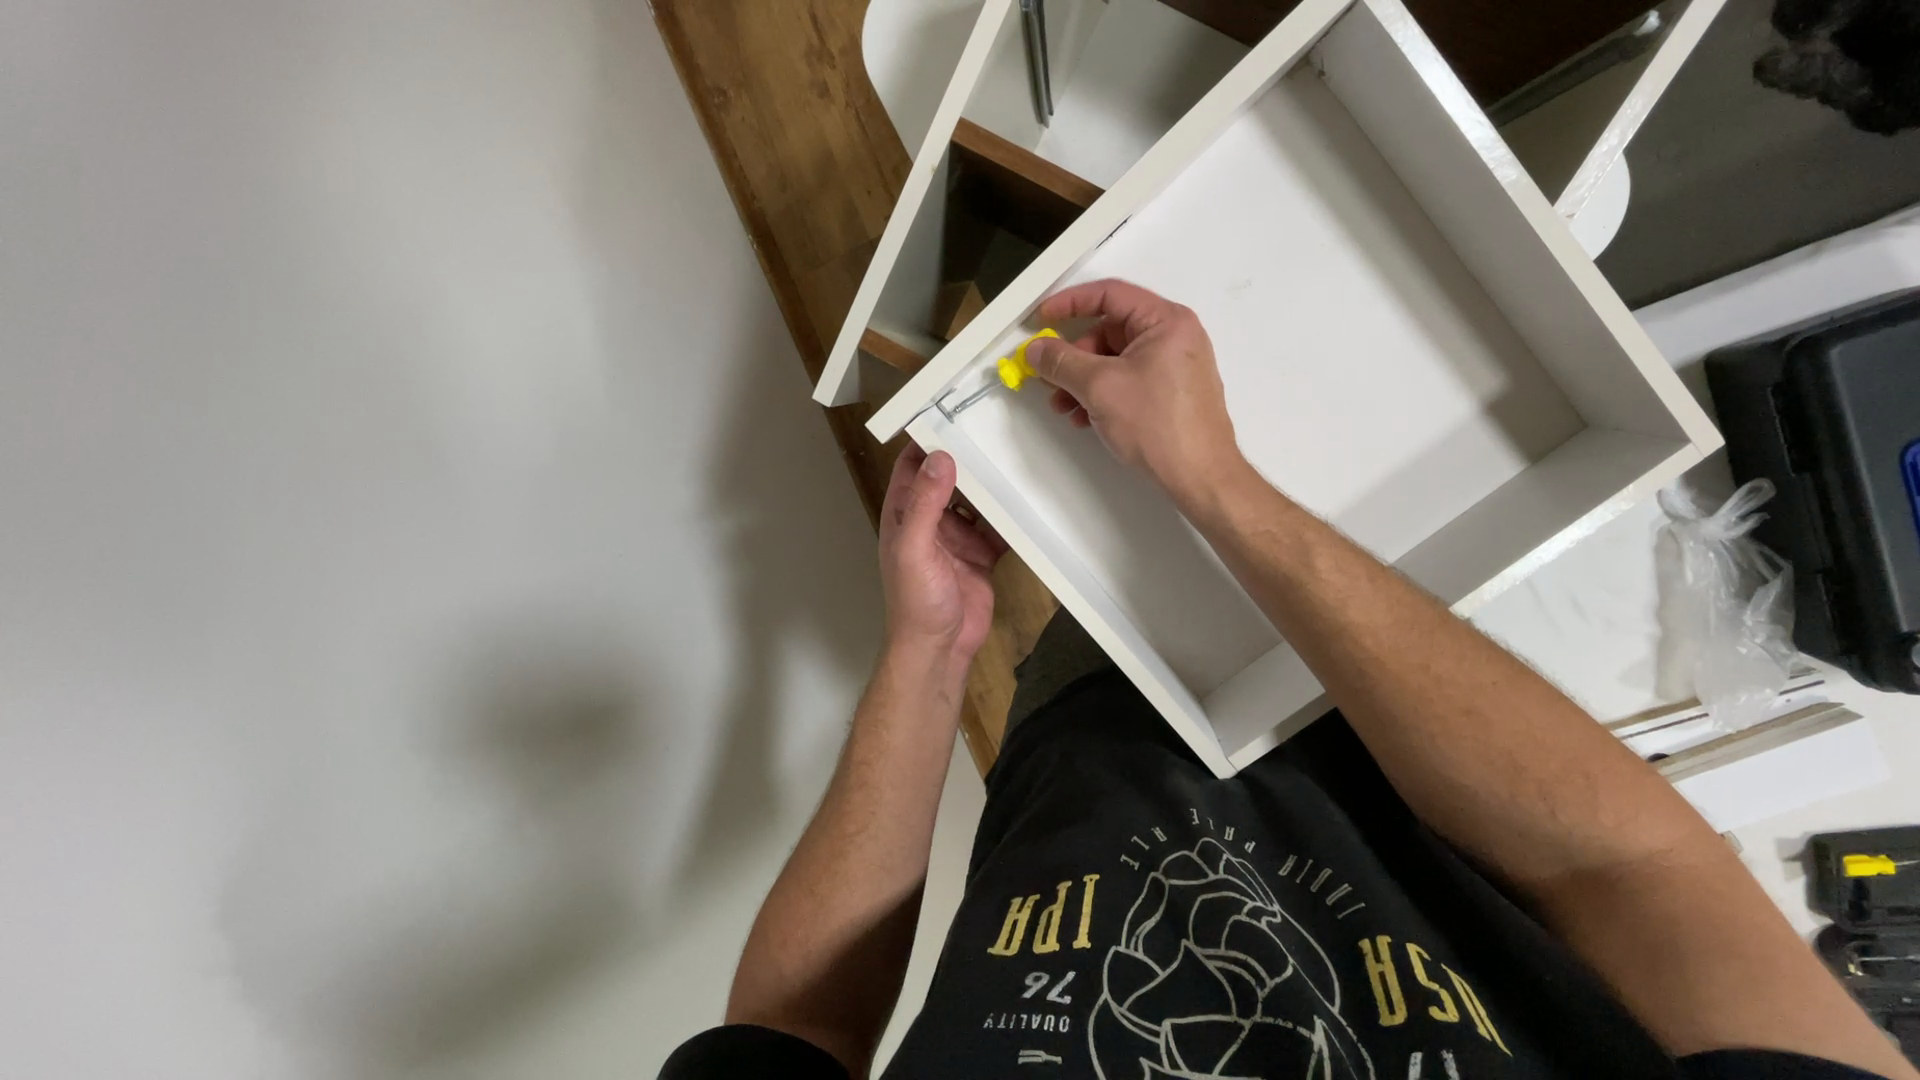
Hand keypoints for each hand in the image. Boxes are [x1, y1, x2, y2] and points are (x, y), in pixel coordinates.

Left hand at [877, 445, 1006, 664]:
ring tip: (1016, 454)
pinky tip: (1028, 498)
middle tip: (995, 426)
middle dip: (966, 456)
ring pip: (975, 500)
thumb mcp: (914, 548)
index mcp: (904, 515)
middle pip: (948, 478)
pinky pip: (997, 527)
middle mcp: (930, 521)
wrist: (940, 649)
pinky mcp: (981, 554)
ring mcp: (957, 537)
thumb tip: (939, 459)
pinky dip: (1010, 515)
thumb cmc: (916, 602)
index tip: (950, 411)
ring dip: (991, 483)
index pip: (912, 467)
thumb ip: (924, 504)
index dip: (927, 440)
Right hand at [1024, 279, 1246, 506]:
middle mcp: (1174, 337)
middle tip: (1050, 378)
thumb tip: (1036, 349)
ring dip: (1083, 381)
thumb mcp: (1100, 387)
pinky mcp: (1171, 393)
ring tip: (1064, 407)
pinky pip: (1128, 381)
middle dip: (1074, 356)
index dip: (1070, 303)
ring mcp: (1174, 366)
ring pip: (1115, 361)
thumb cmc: (1158, 425)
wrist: (1199, 475)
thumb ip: (1062, 362)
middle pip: (1109, 331)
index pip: (1110, 295)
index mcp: (1165, 321)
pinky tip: (1086, 419)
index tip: (1042, 318)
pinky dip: (1102, 395)